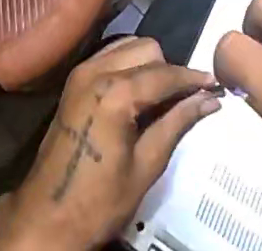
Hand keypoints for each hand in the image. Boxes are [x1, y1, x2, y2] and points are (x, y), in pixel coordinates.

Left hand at [0, 37, 219, 250]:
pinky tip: (138, 90)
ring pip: (129, 45)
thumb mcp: (145, 167)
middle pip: (148, 49)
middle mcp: (97, 71)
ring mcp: (82, 71)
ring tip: (163, 96)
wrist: (45, 217)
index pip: (165, 74)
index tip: (216, 84)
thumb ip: (177, 124)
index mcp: (115, 94)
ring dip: (150, 63)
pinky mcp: (74, 78)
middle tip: (186, 98)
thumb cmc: (98, 200)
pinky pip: (111, 53)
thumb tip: (209, 99)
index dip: (193, 79)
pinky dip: (129, 63)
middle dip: (170, 70)